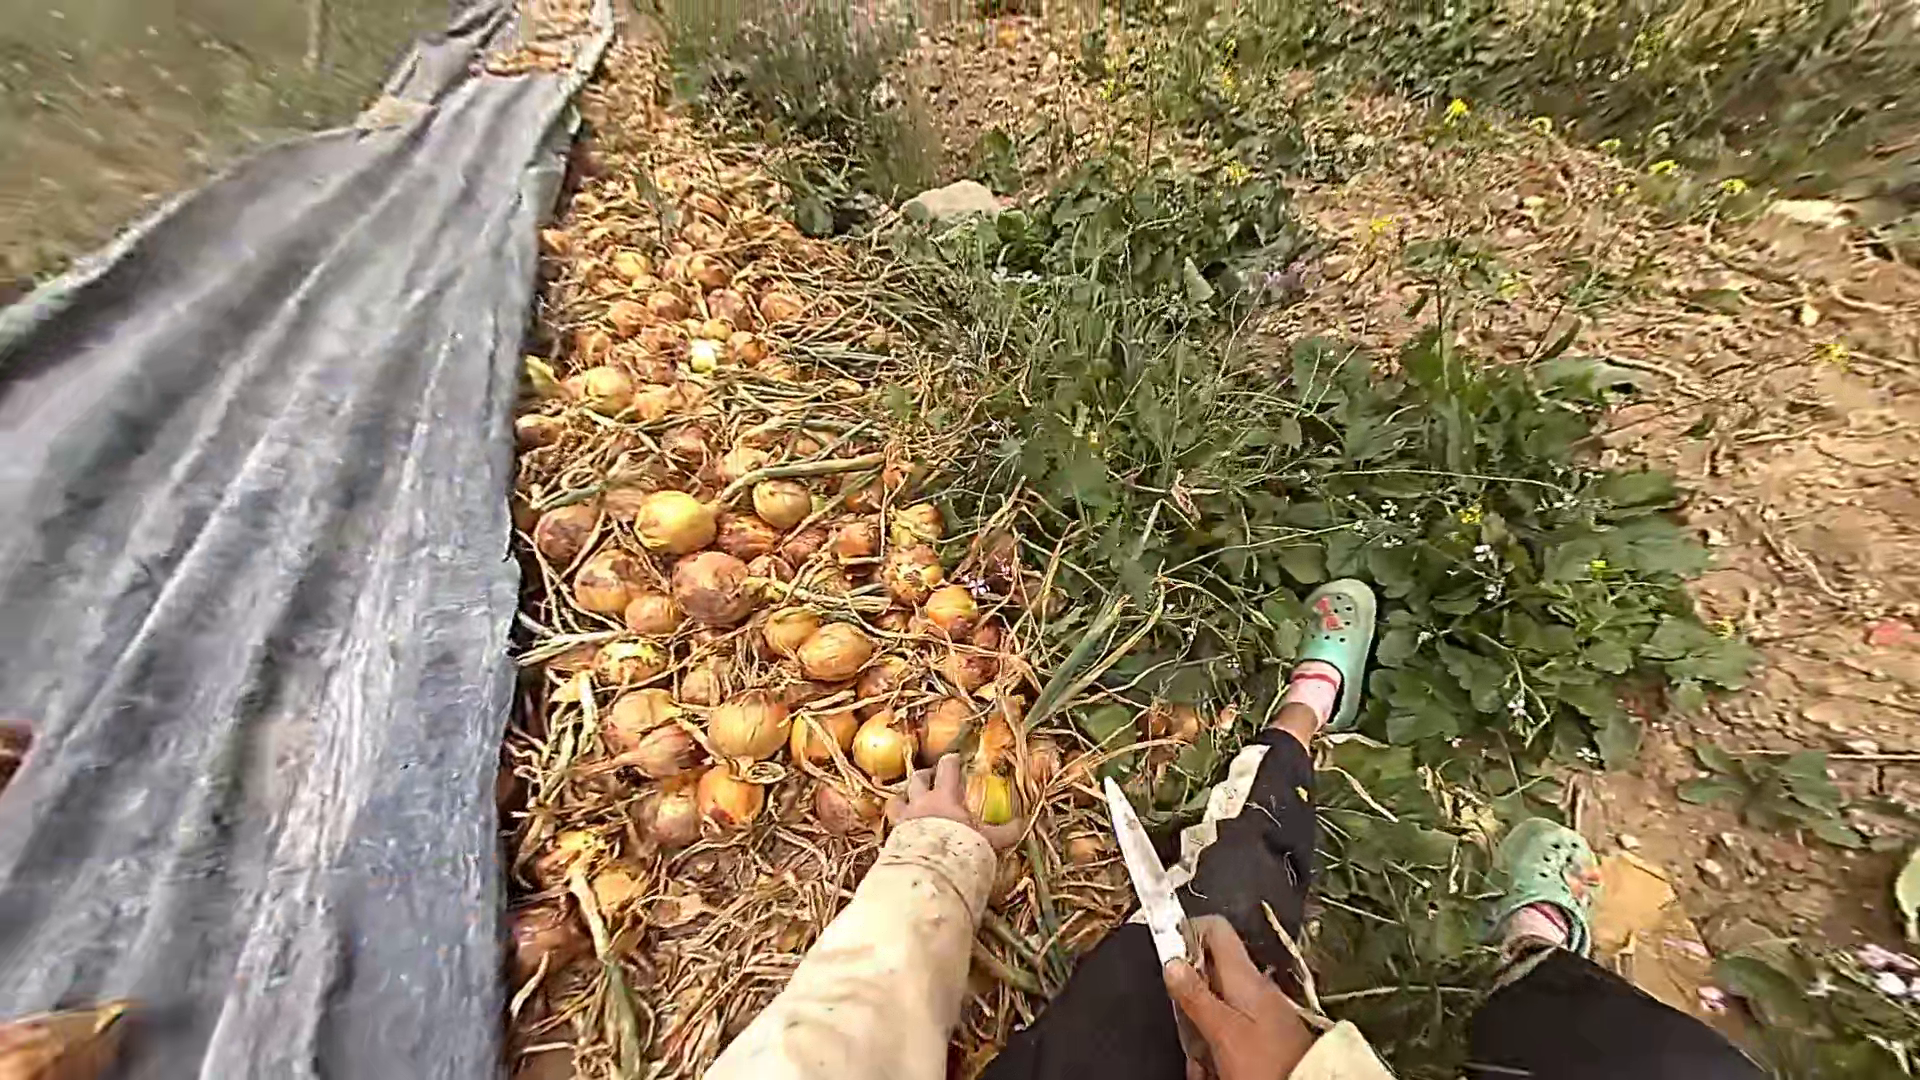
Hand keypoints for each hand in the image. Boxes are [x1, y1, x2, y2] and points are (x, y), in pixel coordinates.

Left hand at [885, 753, 1024, 850]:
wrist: (930, 874)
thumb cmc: (960, 849)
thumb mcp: (987, 841)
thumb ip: (1004, 832)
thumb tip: (1022, 824)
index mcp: (944, 796)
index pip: (947, 768)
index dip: (951, 761)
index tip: (955, 758)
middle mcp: (921, 803)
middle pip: (918, 779)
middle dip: (924, 776)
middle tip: (931, 778)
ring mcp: (904, 819)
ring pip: (897, 799)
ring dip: (903, 798)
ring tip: (908, 801)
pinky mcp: (892, 838)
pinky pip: (890, 825)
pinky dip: (895, 824)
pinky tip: (899, 831)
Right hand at [1163, 917, 1315, 1079]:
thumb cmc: (1268, 1065)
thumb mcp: (1223, 1032)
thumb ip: (1195, 995)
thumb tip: (1170, 961)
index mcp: (1244, 975)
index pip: (1215, 928)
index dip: (1190, 932)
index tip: (1170, 957)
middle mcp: (1255, 987)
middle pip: (1210, 971)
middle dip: (1191, 998)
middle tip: (1185, 1025)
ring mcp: (1263, 1013)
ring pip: (1218, 1005)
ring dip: (1202, 1029)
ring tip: (1199, 1061)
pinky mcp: (1268, 1038)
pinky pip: (1232, 1029)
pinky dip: (1218, 1046)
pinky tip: (1214, 1071)